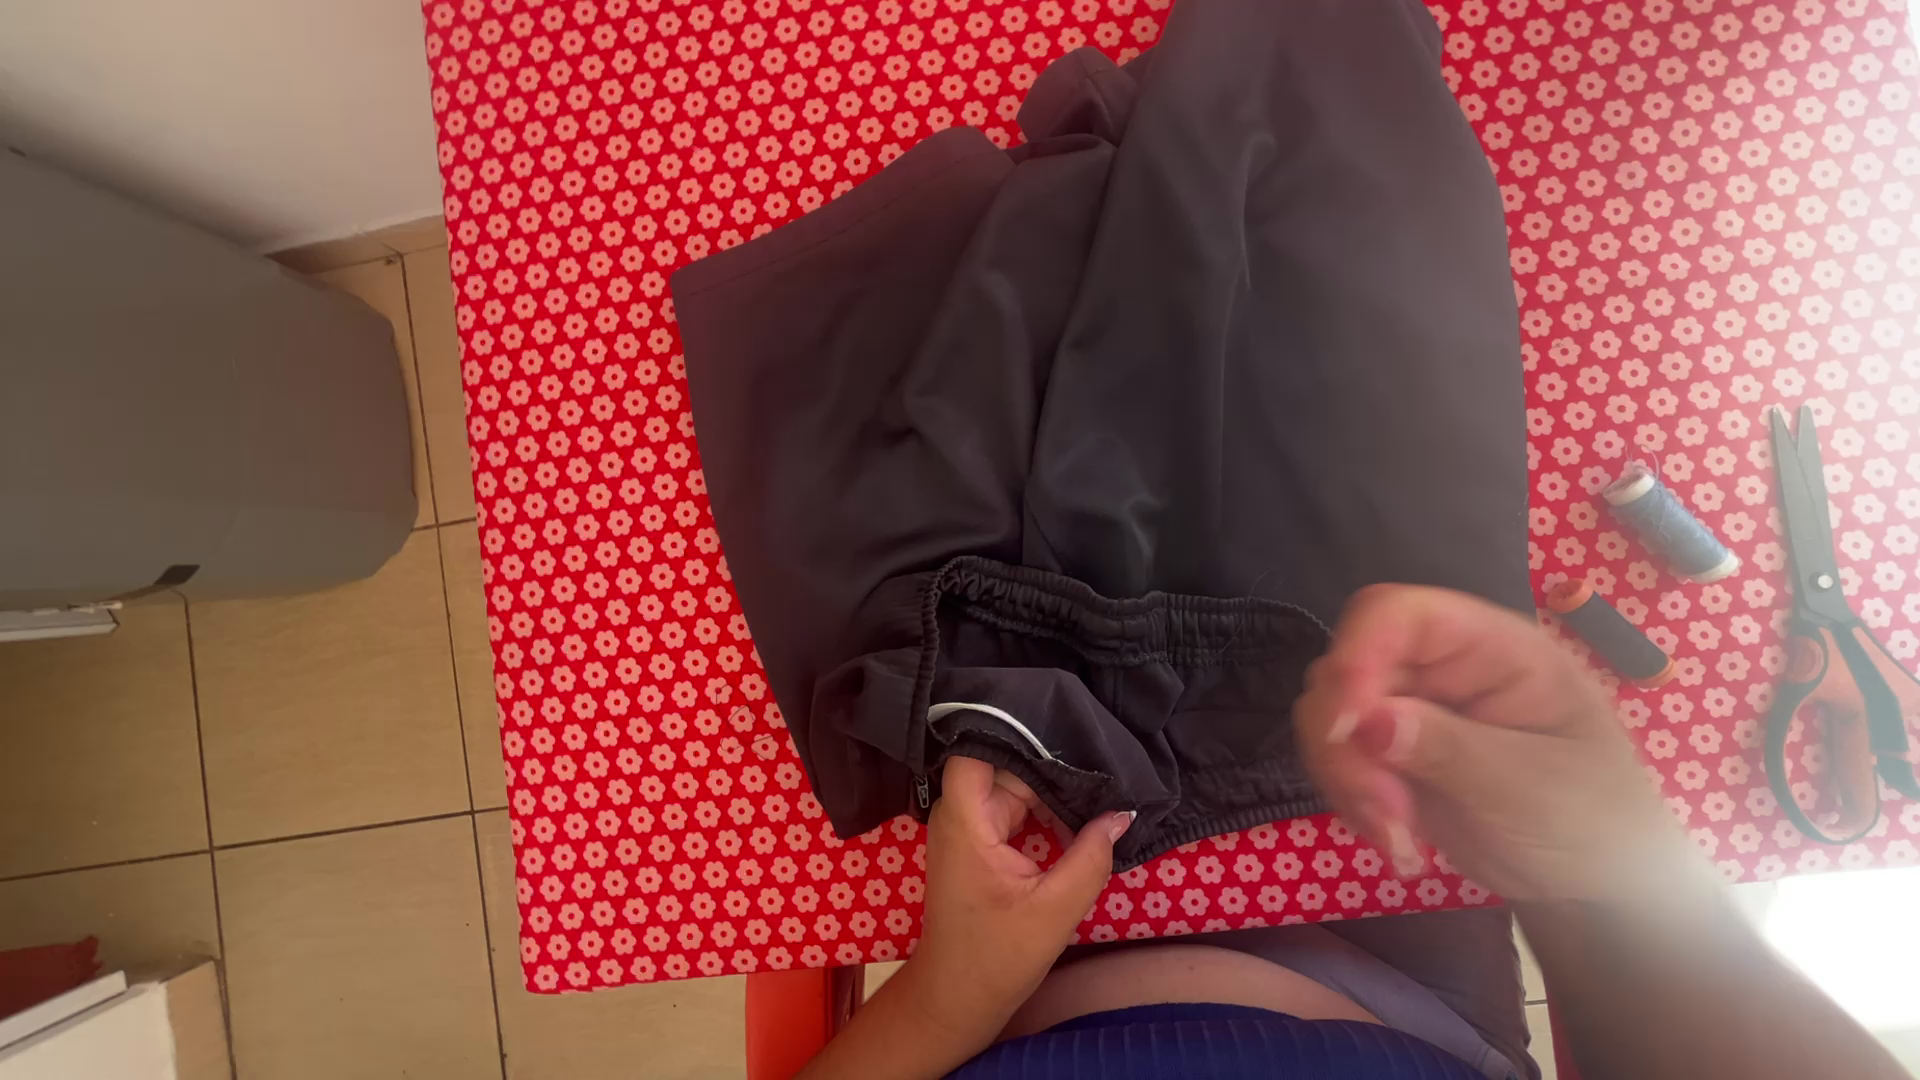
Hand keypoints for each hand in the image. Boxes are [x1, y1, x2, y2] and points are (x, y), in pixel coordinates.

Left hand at [896, 756, 1132, 1044]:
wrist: (957, 997)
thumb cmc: (996, 957)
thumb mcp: (1054, 910)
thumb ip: (1090, 857)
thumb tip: (1122, 812)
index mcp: (966, 819)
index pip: (977, 748)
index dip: (1012, 729)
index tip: (1059, 721)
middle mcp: (960, 812)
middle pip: (1002, 763)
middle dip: (1047, 760)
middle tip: (1096, 754)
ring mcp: (967, 825)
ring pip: (1010, 782)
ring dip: (1047, 785)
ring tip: (1093, 777)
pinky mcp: (978, 839)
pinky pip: (1010, 806)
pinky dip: (1040, 806)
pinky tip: (1073, 807)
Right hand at [1293, 584, 1701, 901]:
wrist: (1597, 884)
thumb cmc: (1599, 825)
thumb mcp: (1538, 792)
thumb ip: (1452, 751)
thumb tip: (1366, 721)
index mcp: (1489, 647)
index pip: (1396, 614)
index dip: (1357, 655)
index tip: (1347, 730)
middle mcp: (1435, 663)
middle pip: (1345, 667)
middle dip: (1347, 743)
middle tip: (1386, 813)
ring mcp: (1403, 702)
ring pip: (1326, 712)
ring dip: (1345, 777)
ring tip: (1397, 837)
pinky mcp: (1380, 744)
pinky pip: (1331, 752)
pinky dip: (1346, 795)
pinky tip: (1393, 836)